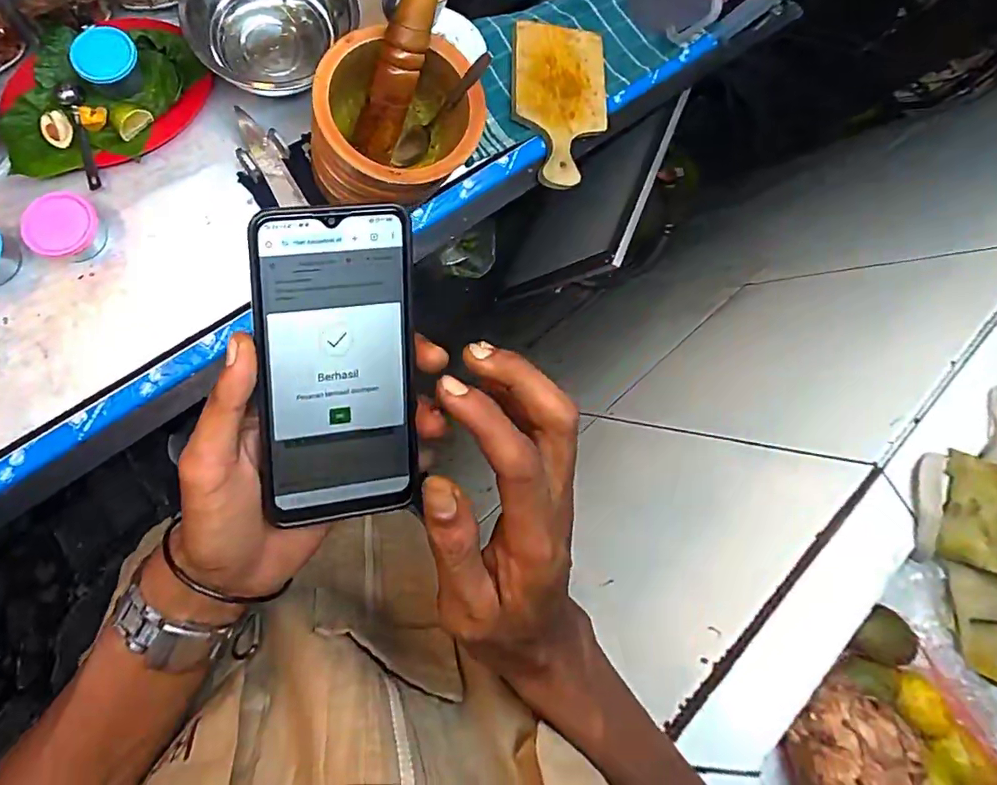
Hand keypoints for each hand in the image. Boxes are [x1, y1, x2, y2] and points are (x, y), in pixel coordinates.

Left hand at [169, 330, 451, 607]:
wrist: (232, 576)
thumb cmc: (209, 515)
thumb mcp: (209, 456)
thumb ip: (225, 403)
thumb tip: (241, 345)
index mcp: (265, 401)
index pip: (306, 350)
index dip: (342, 332)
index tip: (378, 322)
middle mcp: (298, 413)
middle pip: (350, 373)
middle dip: (392, 360)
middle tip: (424, 360)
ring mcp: (324, 442)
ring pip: (371, 409)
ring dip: (405, 401)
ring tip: (429, 409)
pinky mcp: (343, 473)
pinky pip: (378, 451)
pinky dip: (405, 445)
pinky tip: (423, 444)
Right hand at [420, 341, 587, 682]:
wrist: (542, 640)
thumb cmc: (504, 627)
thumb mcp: (466, 607)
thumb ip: (452, 547)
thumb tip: (438, 487)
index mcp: (535, 536)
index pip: (521, 462)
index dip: (486, 418)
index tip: (449, 392)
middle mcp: (555, 502)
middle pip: (559, 423)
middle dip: (519, 377)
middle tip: (474, 356)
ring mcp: (557, 486)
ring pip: (555, 416)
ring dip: (519, 377)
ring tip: (474, 358)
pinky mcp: (547, 478)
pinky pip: (541, 423)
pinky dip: (515, 391)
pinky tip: (484, 382)